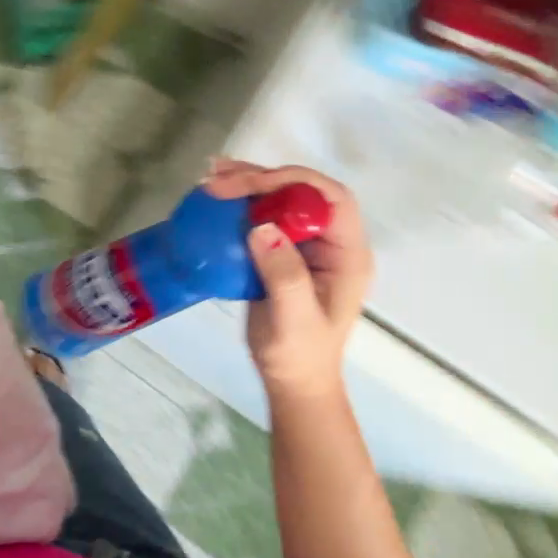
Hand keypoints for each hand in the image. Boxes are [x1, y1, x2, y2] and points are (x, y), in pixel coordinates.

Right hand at [203, 159, 372, 401]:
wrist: (291, 379)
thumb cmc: (299, 354)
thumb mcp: (294, 319)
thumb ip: (284, 275)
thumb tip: (262, 227)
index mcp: (347, 254)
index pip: (331, 199)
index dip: (293, 182)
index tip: (249, 186)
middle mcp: (330, 242)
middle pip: (302, 191)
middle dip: (261, 178)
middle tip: (217, 178)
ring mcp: (305, 244)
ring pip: (280, 198)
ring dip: (246, 183)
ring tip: (209, 178)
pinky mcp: (280, 250)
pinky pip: (262, 214)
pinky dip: (237, 201)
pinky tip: (212, 197)